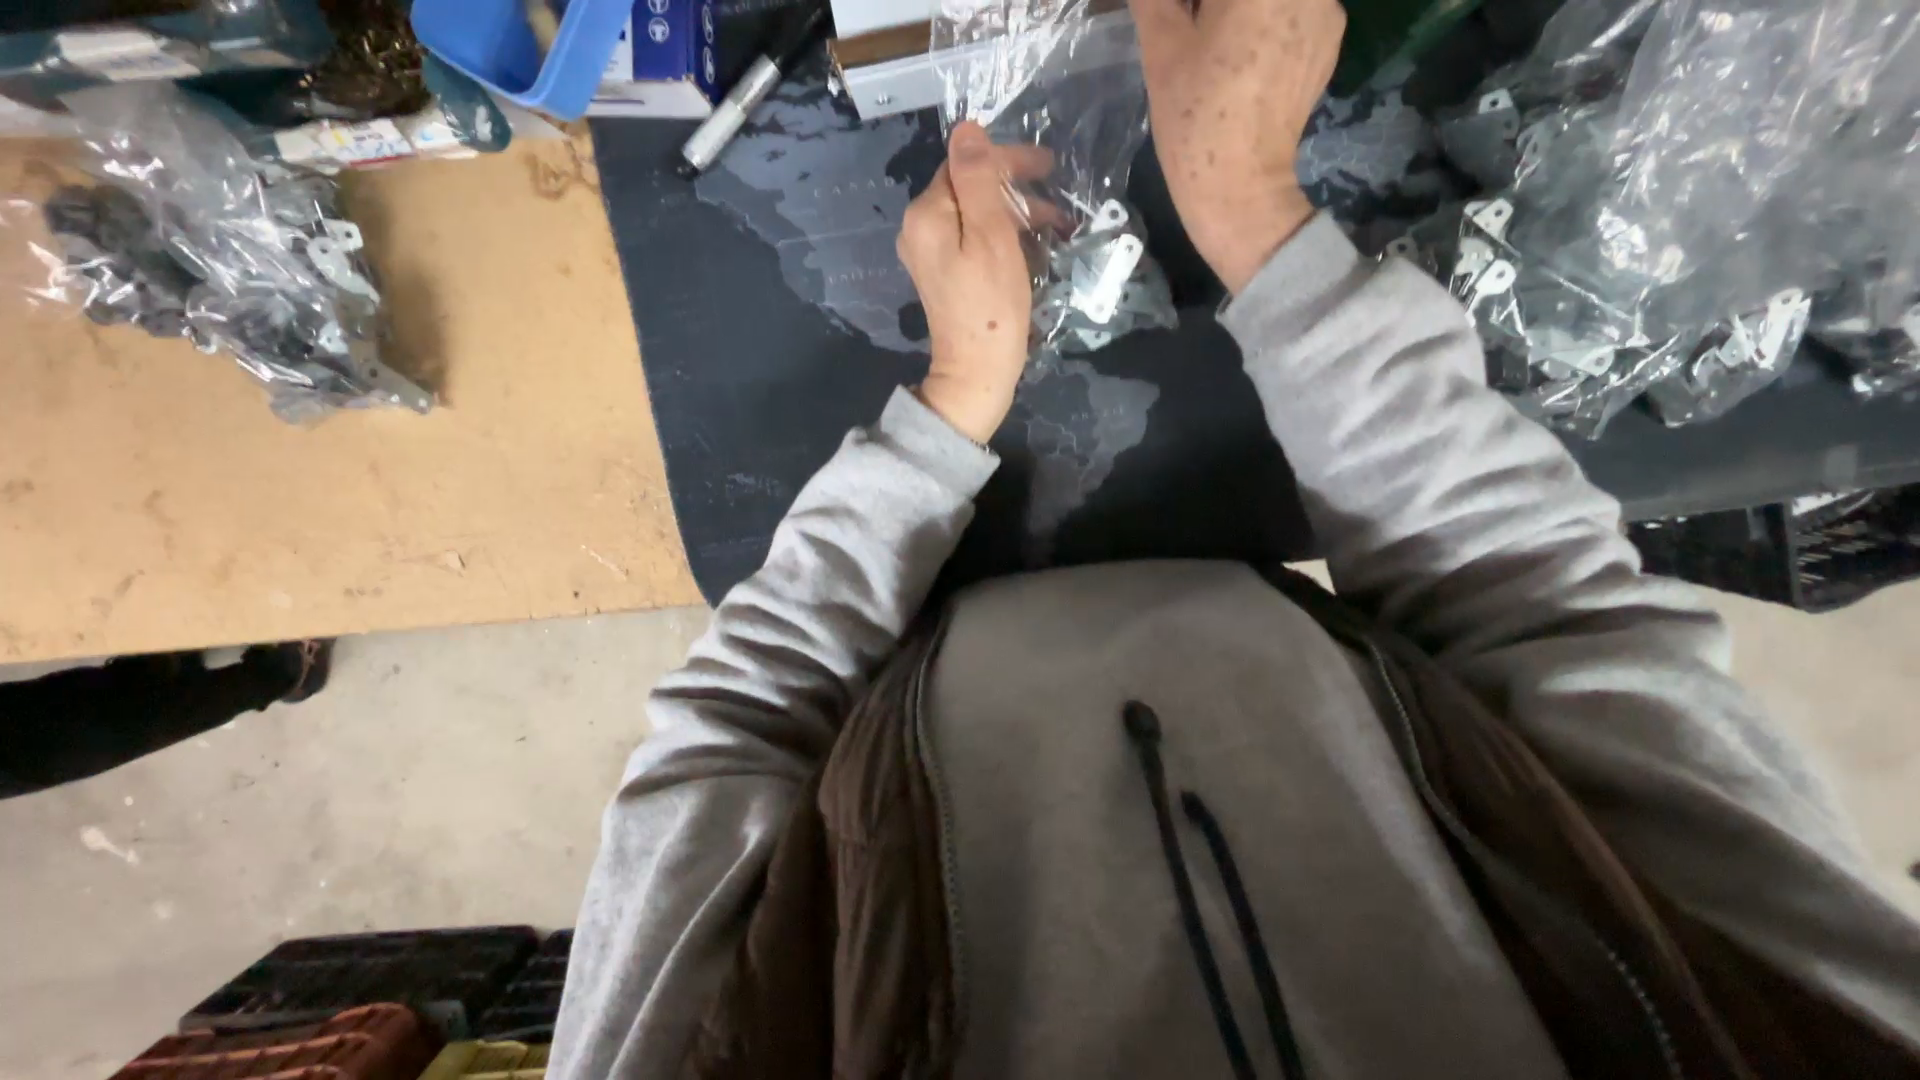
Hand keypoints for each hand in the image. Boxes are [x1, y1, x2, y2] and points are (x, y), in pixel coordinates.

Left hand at [898, 121, 1050, 443]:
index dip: (1007, 160)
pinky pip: (970, 238)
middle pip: (967, 187)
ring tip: (1054, 223)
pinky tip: (1029, 243)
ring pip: (972, 213)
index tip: (1048, 167)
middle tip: (1055, 194)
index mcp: (927, 214)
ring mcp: (927, 253)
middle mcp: (918, 228)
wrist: (977, 370)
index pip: (965, 164)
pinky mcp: (941, 274)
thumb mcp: (991, 236)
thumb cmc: (992, 305)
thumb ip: (978, 180)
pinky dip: (1000, 234)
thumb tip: (967, 129)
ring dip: (1012, 211)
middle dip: (1012, 186)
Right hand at [1130, 0, 1343, 292]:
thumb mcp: (1161, 50)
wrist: (1239, 186)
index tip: (1176, 14)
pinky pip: (1295, 7)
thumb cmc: (1193, 119)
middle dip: (1216, 4)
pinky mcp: (1329, 38)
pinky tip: (1244, 56)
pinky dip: (1269, 18)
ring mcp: (1326, 7)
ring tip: (1216, 42)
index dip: (1192, 2)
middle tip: (1191, 23)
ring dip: (1242, 9)